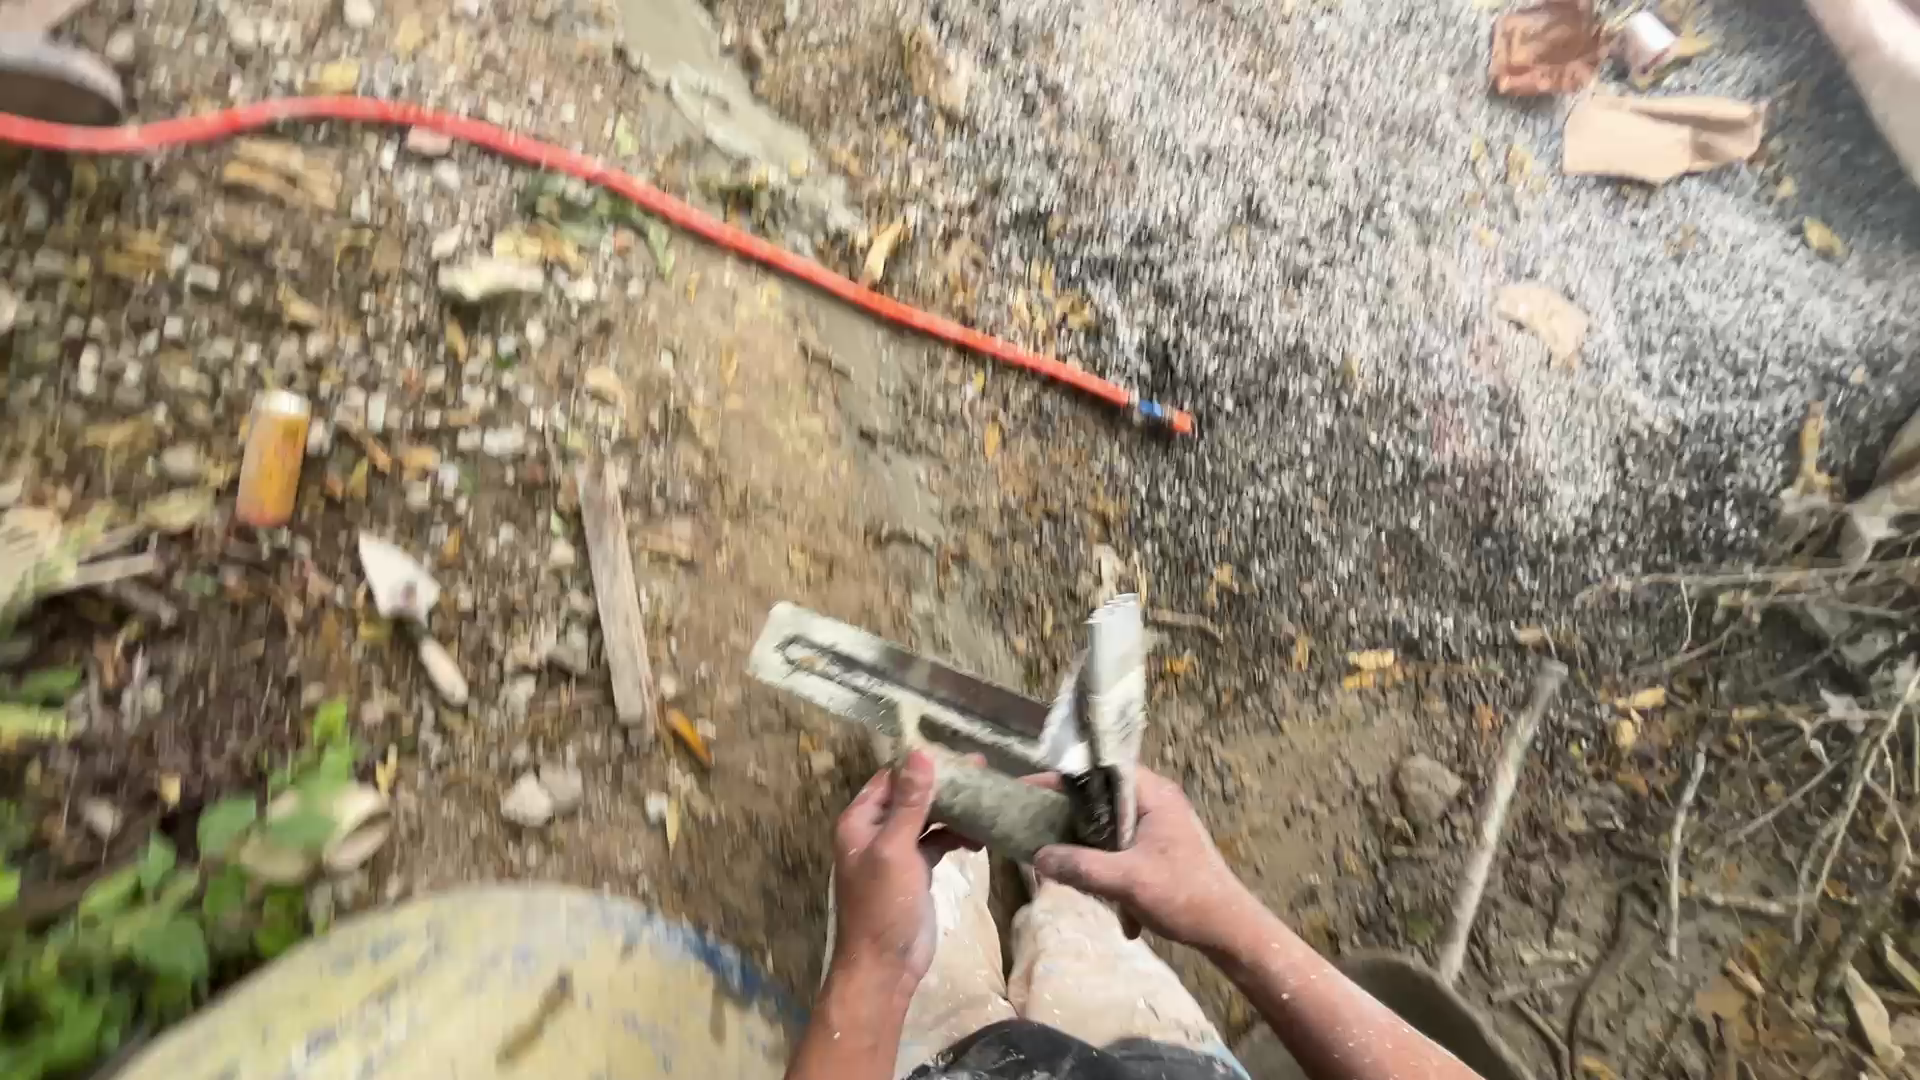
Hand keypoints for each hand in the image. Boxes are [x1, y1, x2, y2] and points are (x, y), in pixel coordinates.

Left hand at [827, 750, 969, 1004]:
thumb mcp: (895, 849)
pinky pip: (936, 841)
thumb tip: (920, 753)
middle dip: (944, 785)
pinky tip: (977, 838)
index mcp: (860, 820)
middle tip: (981, 772)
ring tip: (985, 802)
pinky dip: (955, 836)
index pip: (891, 777)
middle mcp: (875, 829)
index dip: (921, 764)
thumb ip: (909, 802)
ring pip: (927, 817)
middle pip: (912, 794)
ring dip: (953, 811)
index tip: (956, 754)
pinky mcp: (915, 869)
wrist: (885, 968)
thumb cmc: (882, 905)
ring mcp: (896, 850)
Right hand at [1033, 767, 1259, 952]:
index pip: (1097, 770)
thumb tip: (1038, 857)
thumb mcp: (1127, 882)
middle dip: (1069, 807)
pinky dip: (1104, 851)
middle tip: (1035, 818)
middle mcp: (1156, 797)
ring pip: (1109, 815)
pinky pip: (1121, 835)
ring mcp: (1160, 819)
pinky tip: (1094, 879)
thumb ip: (1081, 867)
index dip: (1061, 776)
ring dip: (1086, 834)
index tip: (1028, 787)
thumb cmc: (1184, 896)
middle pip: (1100, 791)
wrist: (1231, 930)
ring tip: (1056, 847)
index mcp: (1151, 792)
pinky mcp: (1161, 841)